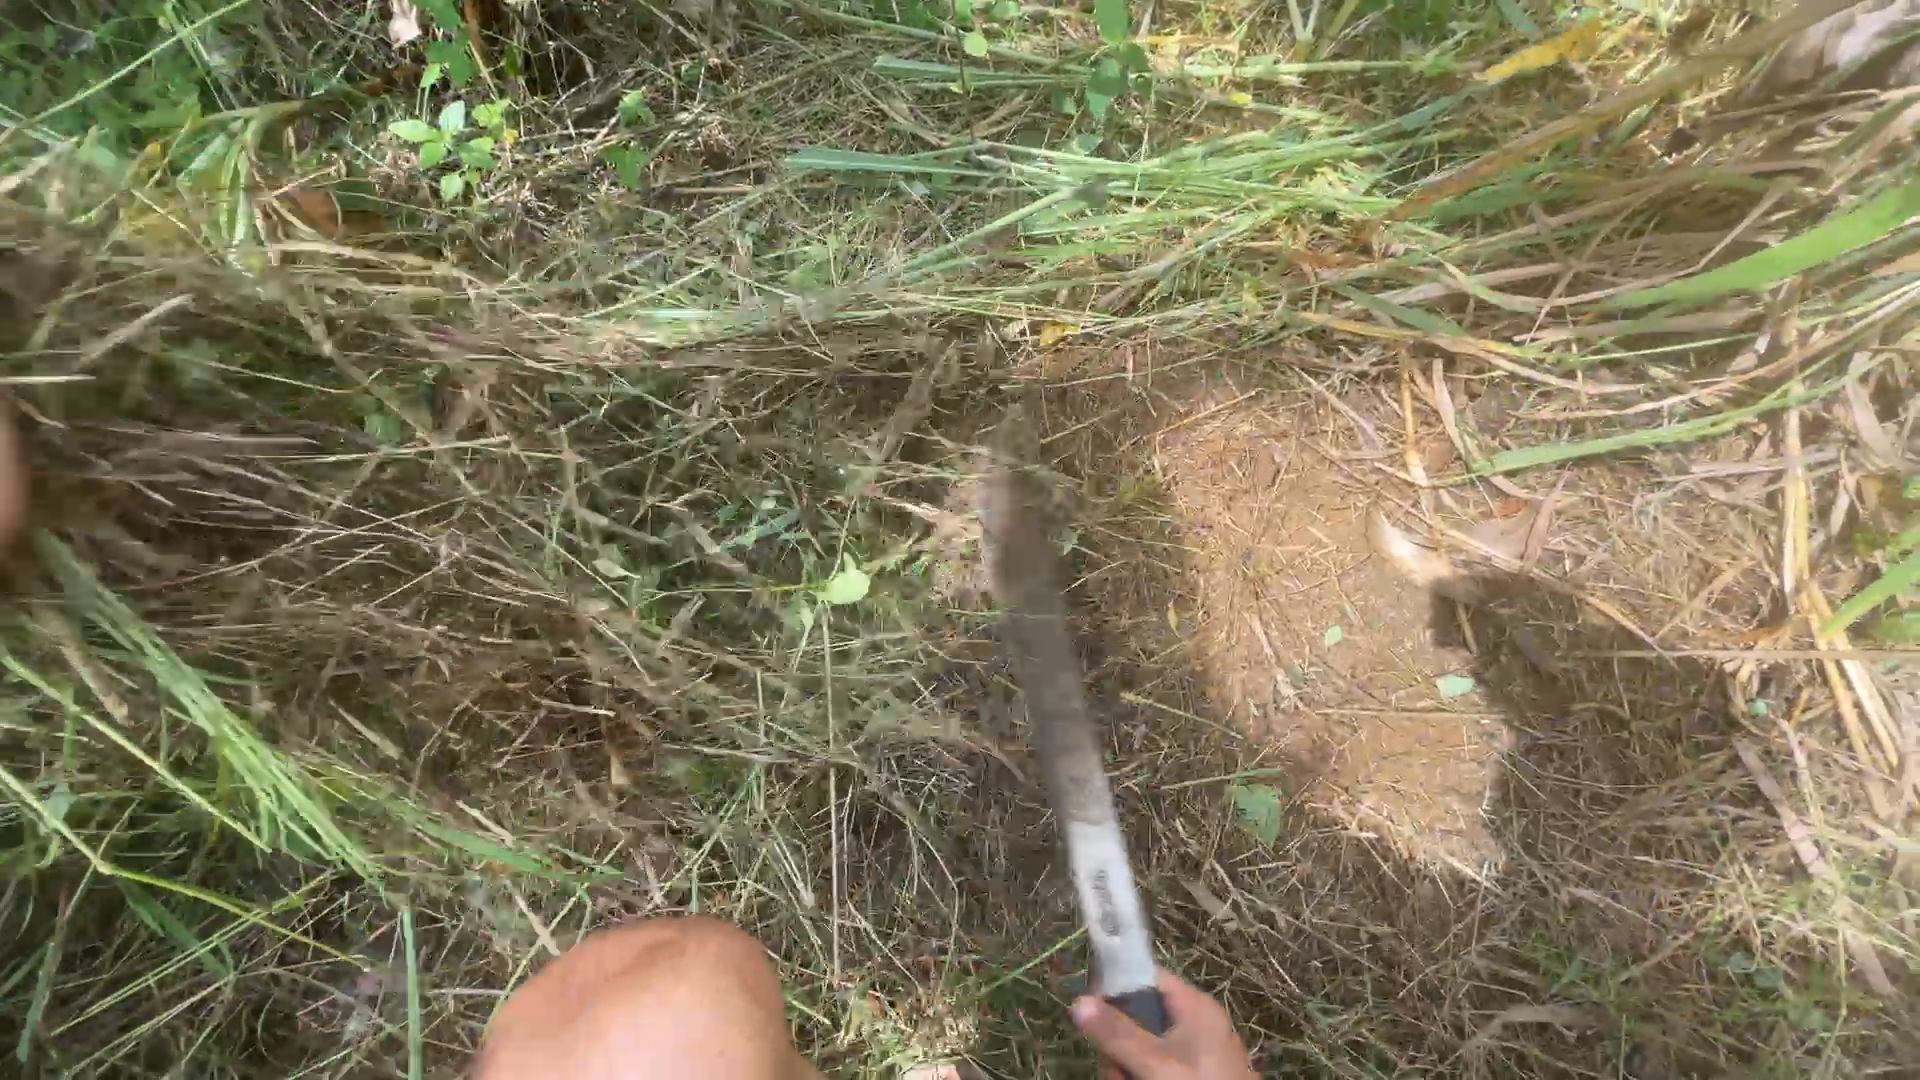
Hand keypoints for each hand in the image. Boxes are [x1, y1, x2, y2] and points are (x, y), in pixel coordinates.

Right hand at [1071, 970, 1256, 1079]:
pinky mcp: (1195, 1077)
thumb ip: (1117, 1033)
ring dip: (1126, 1068)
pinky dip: (1141, 1077)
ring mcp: (1197, 1056)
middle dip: (1119, 1046)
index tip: (1093, 1012)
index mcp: (1194, 1006)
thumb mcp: (1156, 1063)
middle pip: (1139, 1018)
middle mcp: (1196, 1025)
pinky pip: (1157, 1069)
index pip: (1146, 977)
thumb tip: (1078, 1002)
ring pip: (1144, 1050)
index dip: (1116, 988)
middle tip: (1114, 1068)